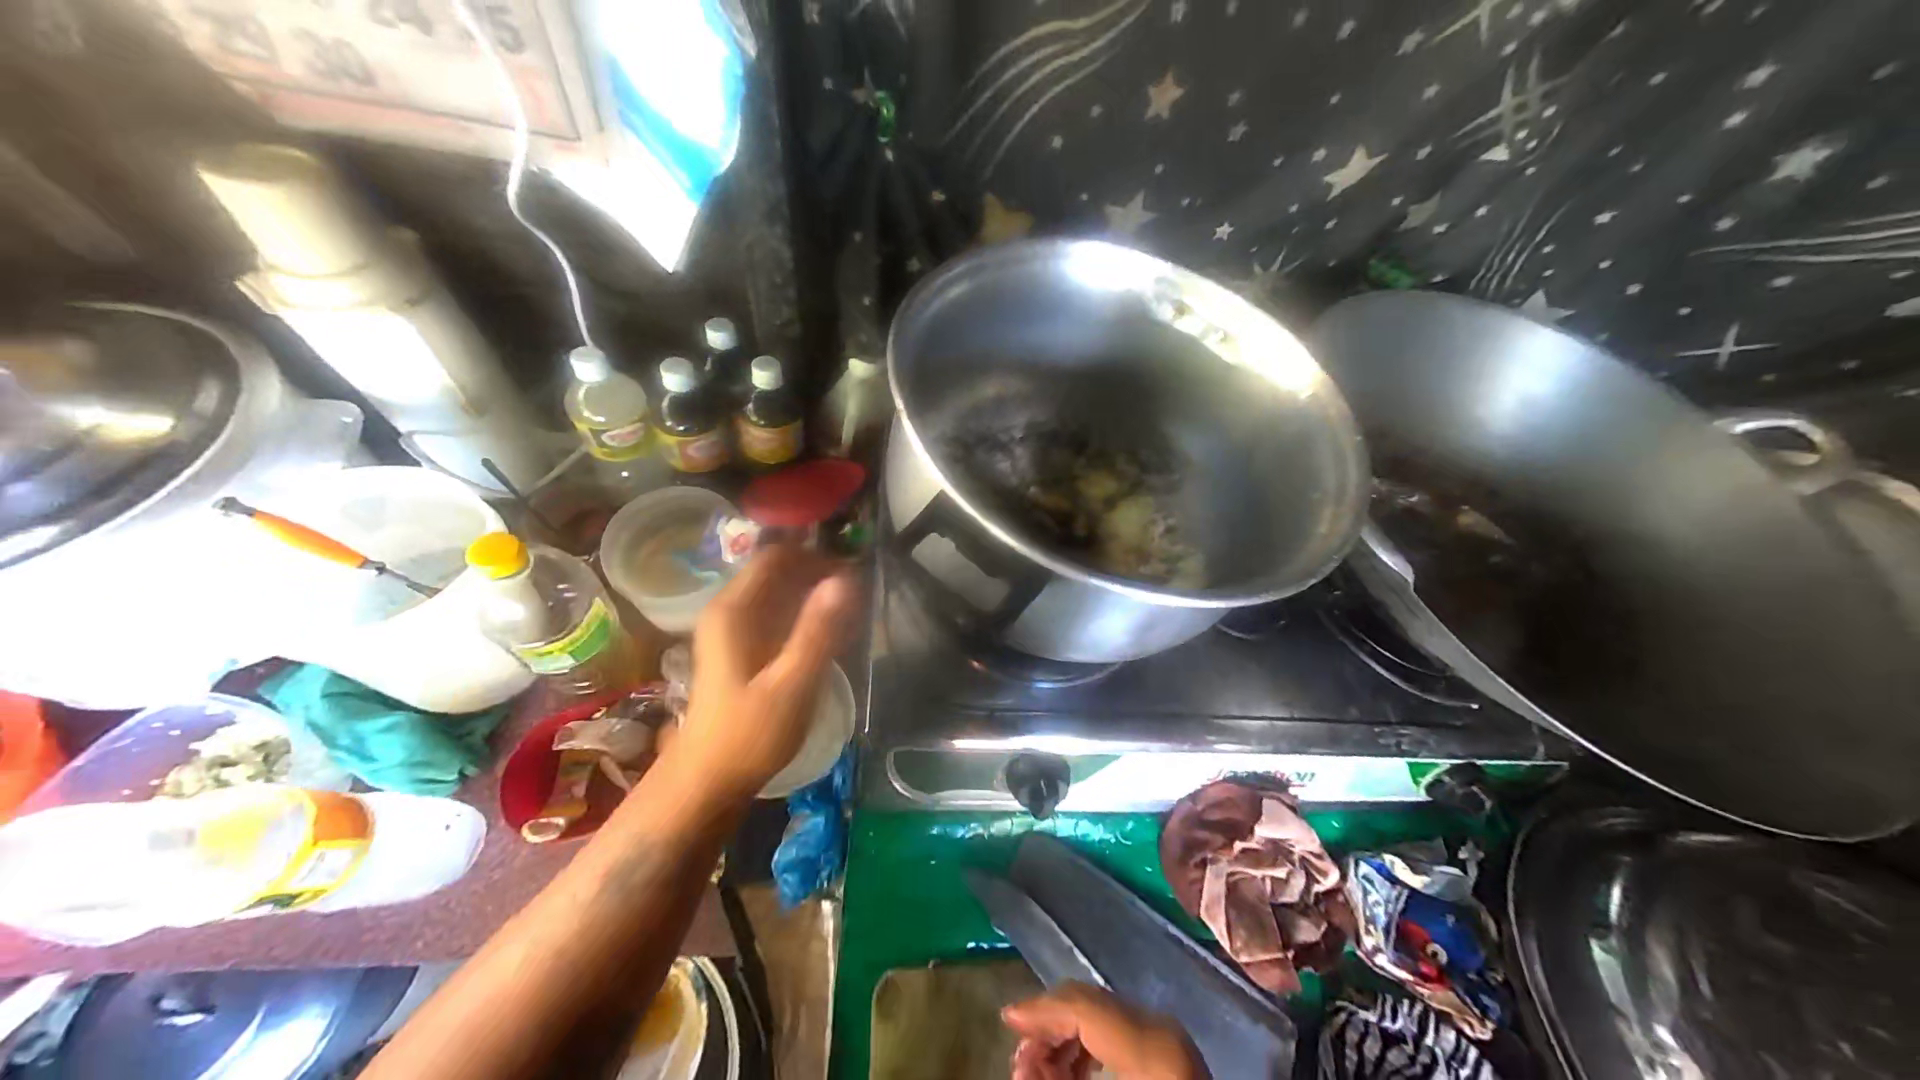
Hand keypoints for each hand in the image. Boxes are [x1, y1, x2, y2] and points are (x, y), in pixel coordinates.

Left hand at [667, 544, 860, 799]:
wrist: (707, 782)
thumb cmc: (749, 735)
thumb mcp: (791, 685)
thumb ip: (817, 632)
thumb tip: (846, 579)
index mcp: (733, 611)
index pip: (775, 557)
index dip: (816, 556)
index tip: (854, 570)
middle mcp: (727, 611)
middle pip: (775, 571)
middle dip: (817, 573)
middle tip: (858, 592)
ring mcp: (729, 630)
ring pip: (776, 593)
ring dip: (811, 594)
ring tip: (850, 611)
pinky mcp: (738, 649)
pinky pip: (773, 614)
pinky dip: (801, 615)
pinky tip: (827, 634)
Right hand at [1002, 983, 1206, 1079]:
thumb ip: (1059, 1077)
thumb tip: (1023, 1064)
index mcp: (1150, 1046)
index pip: (1084, 1007)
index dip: (1040, 1011)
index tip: (1007, 1021)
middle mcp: (1161, 1028)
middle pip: (1091, 1004)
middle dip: (1049, 1026)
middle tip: (1021, 1060)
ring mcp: (1170, 1036)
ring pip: (1103, 1014)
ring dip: (1066, 1037)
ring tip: (1040, 1071)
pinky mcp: (1172, 1049)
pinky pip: (1121, 1030)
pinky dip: (1091, 1045)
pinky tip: (1072, 1072)